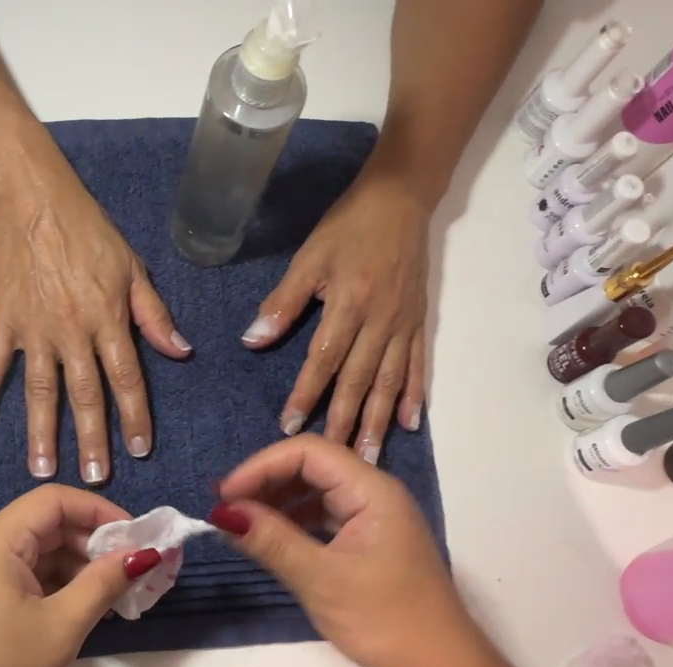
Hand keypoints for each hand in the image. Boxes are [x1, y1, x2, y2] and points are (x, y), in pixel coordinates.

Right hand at [0, 185, 190, 485]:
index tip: (140, 450)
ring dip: (42, 432)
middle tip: (93, 477)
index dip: (135, 416)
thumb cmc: (88, 233)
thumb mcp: (133, 268)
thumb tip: (180, 351)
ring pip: (40, 390)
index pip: (127, 378)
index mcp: (108, 320)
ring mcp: (34, 332)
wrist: (33, 202)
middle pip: (85, 395)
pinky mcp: (4, 324)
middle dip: (91, 439)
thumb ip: (154, 315)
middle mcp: (73, 333)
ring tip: (41, 469)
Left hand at [0, 485, 159, 666]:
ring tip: (115, 594)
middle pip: (46, 523)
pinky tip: (84, 607)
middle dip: (93, 542)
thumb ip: (104, 582)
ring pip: (37, 550)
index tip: (137, 539)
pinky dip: (56, 583)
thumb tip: (145, 554)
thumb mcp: (61, 627)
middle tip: (134, 571)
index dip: (101, 511)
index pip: (54, 500)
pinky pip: (23, 572)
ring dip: (78, 566)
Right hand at [211, 435, 464, 666]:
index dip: (260, 467)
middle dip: (266, 483)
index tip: (224, 497)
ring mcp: (374, 519)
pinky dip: (294, 524)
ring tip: (241, 526)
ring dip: (277, 503)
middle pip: (312, 467)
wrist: (440, 663)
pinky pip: (325, 518)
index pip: (308, 452)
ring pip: (317, 493)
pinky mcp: (370, 543)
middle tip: (226, 511)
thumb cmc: (385, 618)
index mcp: (372, 491)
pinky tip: (271, 541)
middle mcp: (374, 494)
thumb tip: (223, 513)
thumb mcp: (322, 579)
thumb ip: (272, 541)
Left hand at [242, 176, 432, 461]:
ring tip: (370, 457)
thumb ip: (283, 302)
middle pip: (359, 380)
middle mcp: (380, 320)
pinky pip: (418, 365)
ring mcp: (403, 324)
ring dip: (378, 421)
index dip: (307, 394)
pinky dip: (414, 395)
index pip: (324, 359)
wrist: (402, 198)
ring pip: (390, 381)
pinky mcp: (420, 323)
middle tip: (335, 461)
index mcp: (349, 303)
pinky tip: (408, 424)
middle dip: (345, 421)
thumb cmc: (348, 227)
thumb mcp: (309, 258)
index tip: (290, 426)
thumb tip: (253, 341)